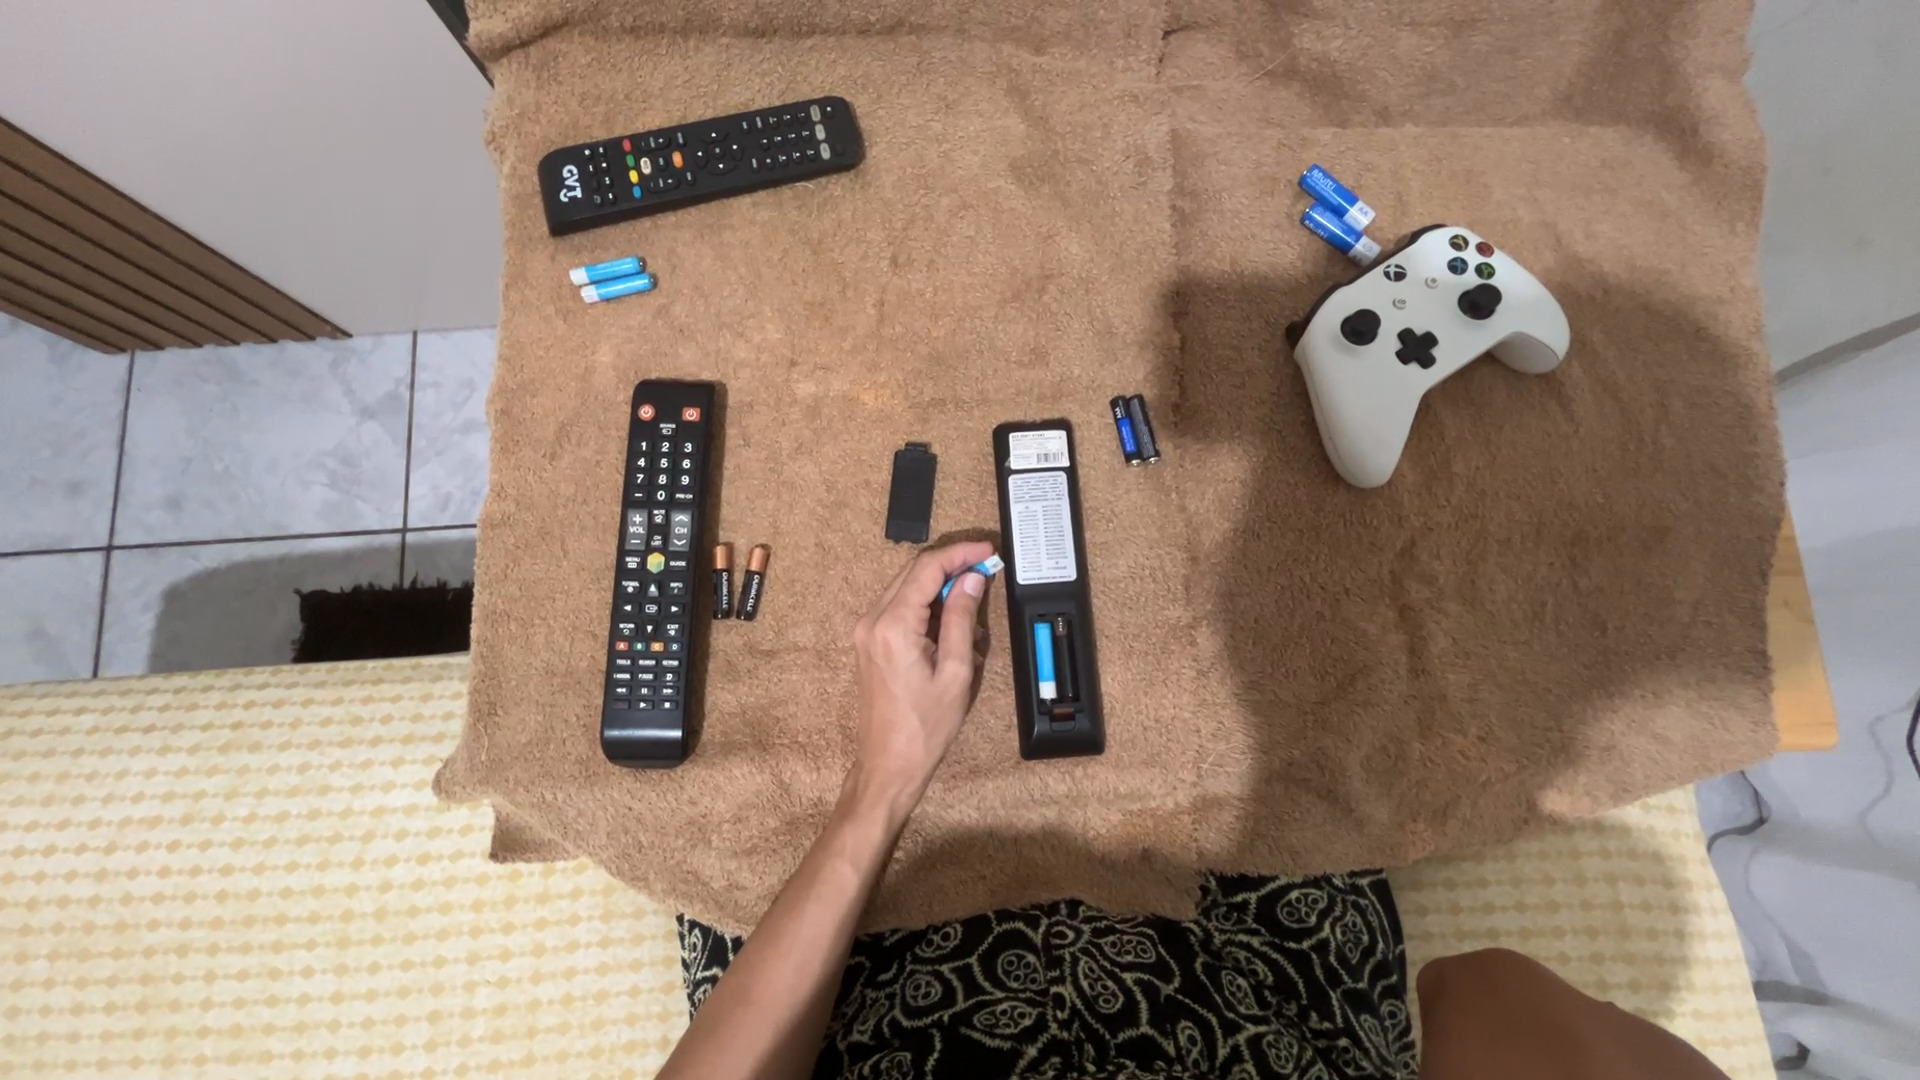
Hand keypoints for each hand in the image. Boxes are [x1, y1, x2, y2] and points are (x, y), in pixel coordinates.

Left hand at [847, 540, 996, 812]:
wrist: (888, 764)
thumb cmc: (924, 728)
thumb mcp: (955, 672)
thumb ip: (963, 620)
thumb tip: (972, 580)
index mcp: (893, 626)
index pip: (927, 569)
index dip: (960, 553)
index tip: (988, 550)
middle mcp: (872, 621)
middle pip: (913, 571)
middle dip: (951, 563)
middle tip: (987, 564)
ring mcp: (866, 631)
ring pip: (905, 586)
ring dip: (939, 582)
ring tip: (975, 590)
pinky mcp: (869, 642)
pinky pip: (898, 606)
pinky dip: (926, 602)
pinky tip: (952, 615)